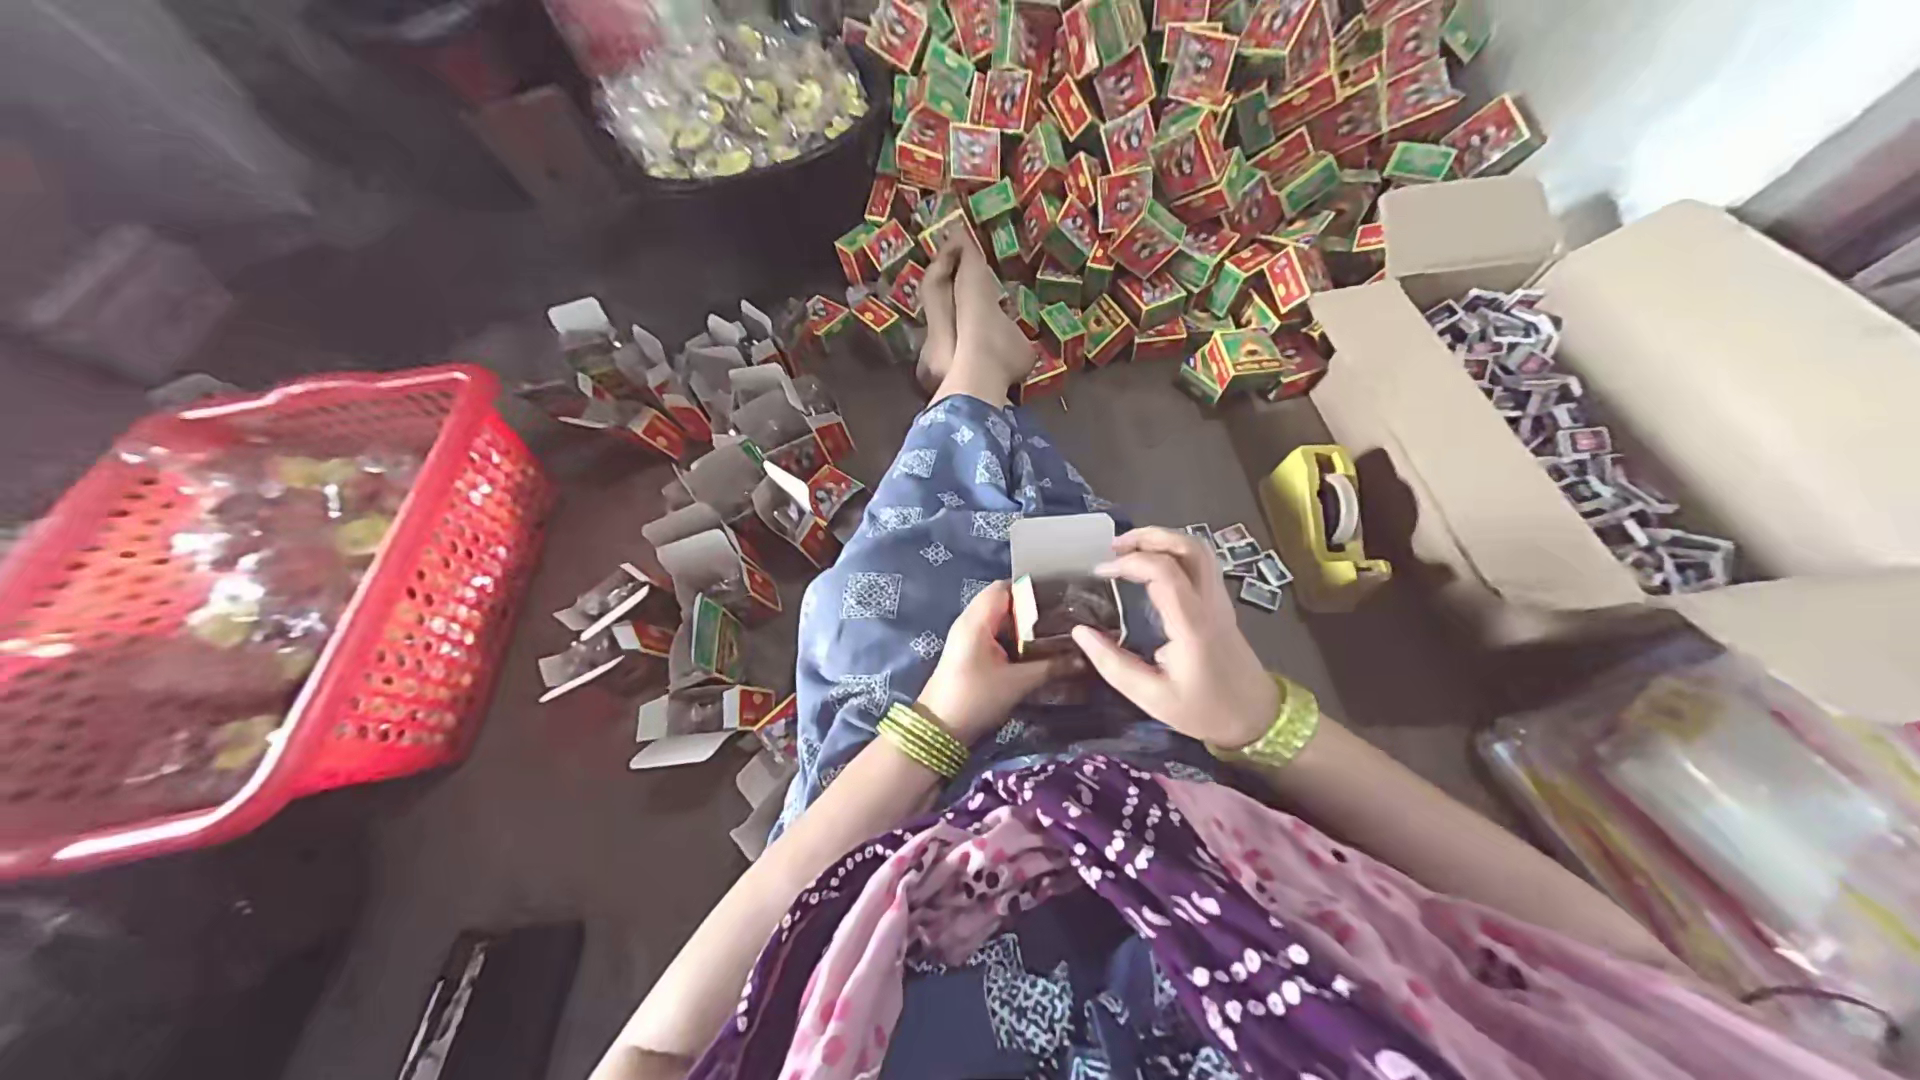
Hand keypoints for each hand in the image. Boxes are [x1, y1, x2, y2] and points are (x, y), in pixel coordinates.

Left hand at [916, 579, 1067, 743]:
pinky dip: (1013, 635)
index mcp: (976, 620)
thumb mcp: (1017, 683)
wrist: (939, 729)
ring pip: (999, 618)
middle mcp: (969, 621)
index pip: (1004, 587)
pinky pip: (993, 632)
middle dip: (1031, 606)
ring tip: (1055, 629)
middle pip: (1003, 600)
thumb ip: (1051, 667)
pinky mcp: (968, 651)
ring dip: (1022, 623)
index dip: (1031, 588)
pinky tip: (1035, 647)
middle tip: (1063, 614)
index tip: (1060, 596)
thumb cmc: (976, 699)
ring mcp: (967, 636)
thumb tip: (1084, 659)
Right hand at [1069, 527, 1278, 749]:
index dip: (1130, 562)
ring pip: (1198, 549)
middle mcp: (1209, 603)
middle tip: (1114, 547)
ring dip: (1162, 540)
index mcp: (1192, 624)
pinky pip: (1201, 562)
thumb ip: (1113, 664)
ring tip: (1129, 549)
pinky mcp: (1220, 603)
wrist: (1256, 718)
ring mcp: (1219, 600)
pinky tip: (1151, 565)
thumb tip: (1081, 633)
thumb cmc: (1204, 710)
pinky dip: (1173, 552)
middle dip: (1148, 537)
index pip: (1165, 571)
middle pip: (1188, 547)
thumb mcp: (1151, 698)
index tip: (1101, 572)